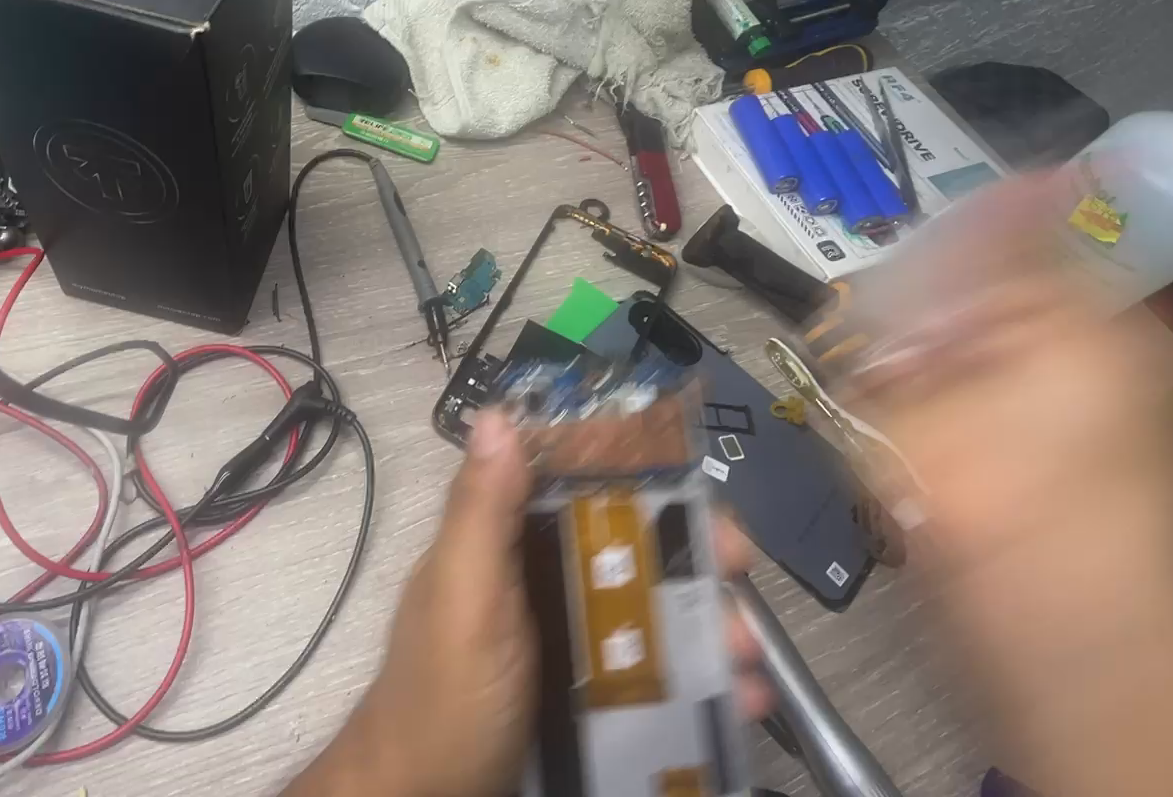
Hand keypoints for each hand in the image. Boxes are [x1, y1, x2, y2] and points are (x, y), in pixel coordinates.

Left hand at [285, 413, 768, 796]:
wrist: (427, 796)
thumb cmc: (445, 691)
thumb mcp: (464, 594)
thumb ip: (482, 509)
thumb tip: (497, 413)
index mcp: (505, 534)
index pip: (573, 474)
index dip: (634, 468)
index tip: (691, 482)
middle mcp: (535, 568)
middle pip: (624, 536)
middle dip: (689, 546)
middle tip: (738, 568)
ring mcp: (561, 627)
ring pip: (647, 599)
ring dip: (705, 615)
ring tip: (745, 655)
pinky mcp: (584, 680)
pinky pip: (650, 661)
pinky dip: (696, 673)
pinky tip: (737, 698)